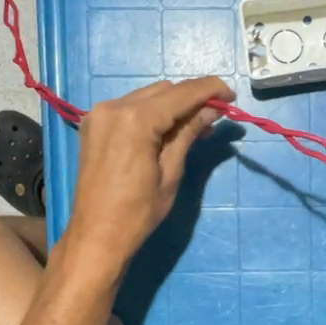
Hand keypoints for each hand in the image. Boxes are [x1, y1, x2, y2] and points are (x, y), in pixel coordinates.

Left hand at [64, 77, 234, 269]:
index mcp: (135, 120)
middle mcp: (114, 107)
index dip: (209, 90)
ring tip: (194, 127)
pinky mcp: (93, 124)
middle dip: (191, 99)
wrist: (97, 234)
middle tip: (215, 117)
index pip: (181, 94)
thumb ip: (189, 133)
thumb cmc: (139, 211)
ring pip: (146, 96)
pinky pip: (129, 108)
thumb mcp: (171, 171)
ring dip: (172, 106)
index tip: (232, 95)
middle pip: (163, 91)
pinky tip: (166, 130)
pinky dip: (151, 113)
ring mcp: (99, 114)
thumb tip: (213, 109)